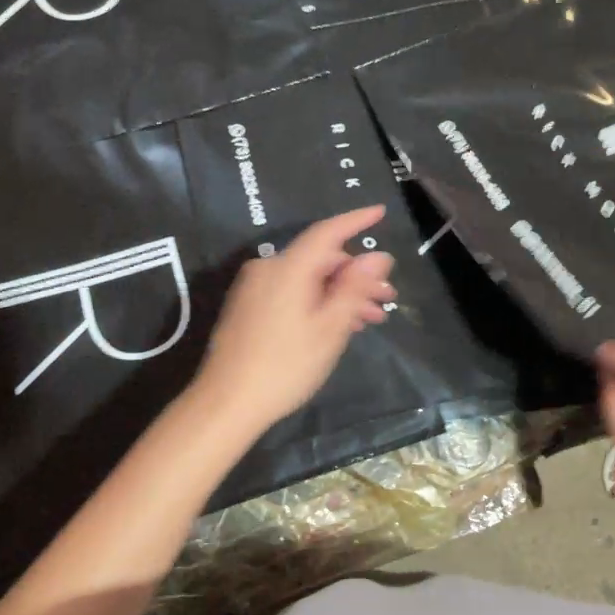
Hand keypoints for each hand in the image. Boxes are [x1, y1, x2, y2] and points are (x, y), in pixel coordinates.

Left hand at [186, 206, 395, 438]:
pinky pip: (290, 291)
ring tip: (369, 320)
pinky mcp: (246, 306)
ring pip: (307, 278)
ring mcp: (253, 287)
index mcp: (288, 267)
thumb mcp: (330, 328)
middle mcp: (268, 268)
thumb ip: (355, 287)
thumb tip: (377, 255)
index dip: (356, 221)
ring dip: (339, 293)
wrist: (226, 402)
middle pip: (320, 259)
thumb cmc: (285, 366)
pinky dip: (316, 301)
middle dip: (356, 275)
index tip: (381, 212)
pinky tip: (335, 325)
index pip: (328, 231)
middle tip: (387, 299)